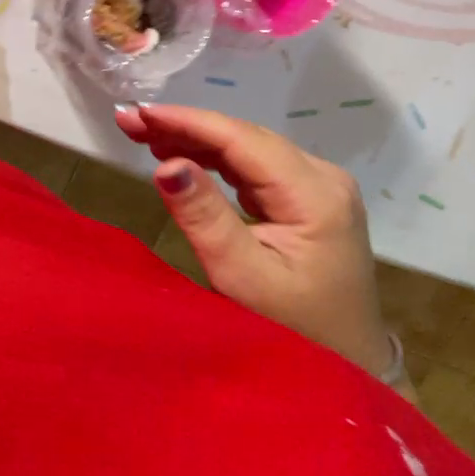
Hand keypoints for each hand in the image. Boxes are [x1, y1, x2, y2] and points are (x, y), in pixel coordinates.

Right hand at [115, 104, 395, 378]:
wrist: (346, 361)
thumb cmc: (292, 325)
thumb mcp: (240, 275)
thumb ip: (204, 217)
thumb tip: (166, 165)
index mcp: (314, 194)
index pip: (241, 140)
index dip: (186, 121)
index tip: (135, 114)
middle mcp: (322, 178)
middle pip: (245, 137)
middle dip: (184, 126)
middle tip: (128, 123)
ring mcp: (318, 187)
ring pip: (247, 147)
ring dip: (194, 139)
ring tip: (143, 136)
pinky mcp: (306, 199)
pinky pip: (253, 165)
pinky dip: (212, 158)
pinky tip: (180, 156)